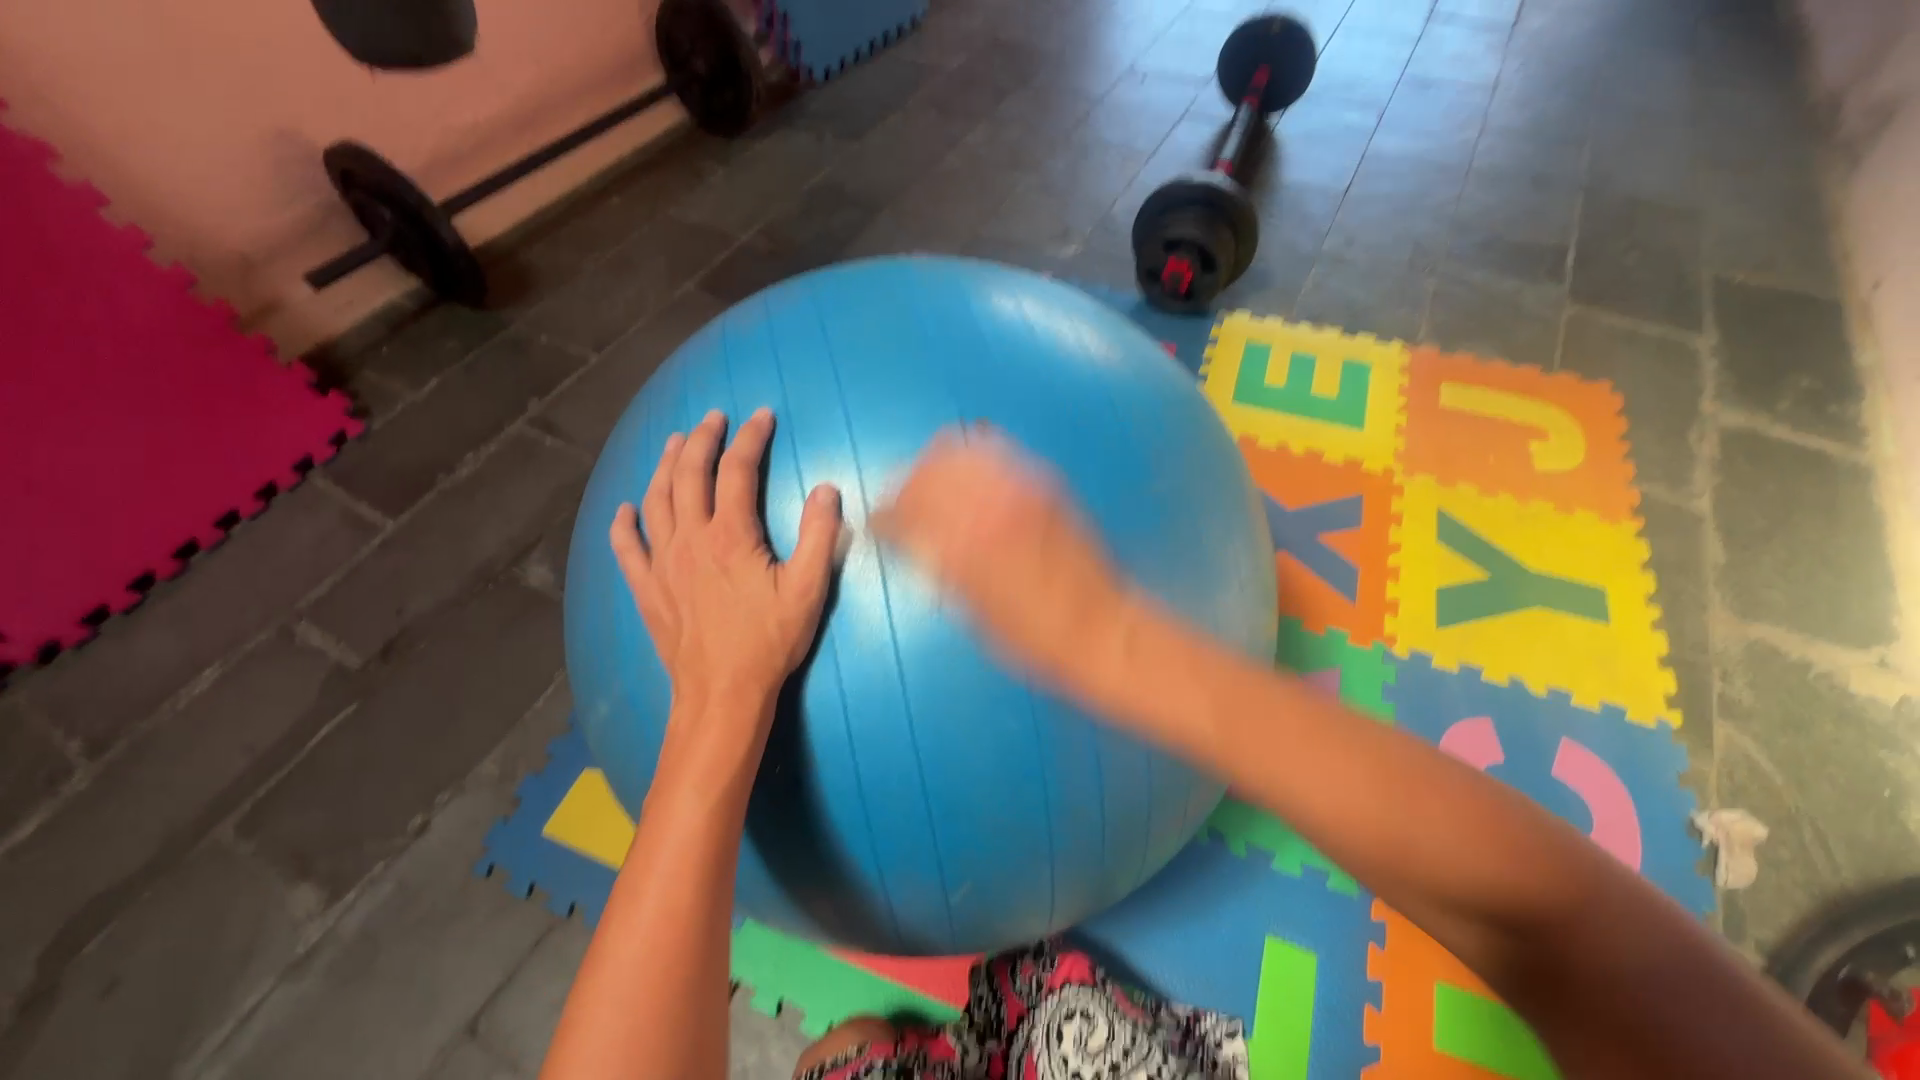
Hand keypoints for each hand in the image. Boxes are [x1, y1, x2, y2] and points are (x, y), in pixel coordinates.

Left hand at [609, 408, 841, 723]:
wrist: (722, 692)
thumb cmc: (769, 642)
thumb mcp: (808, 590)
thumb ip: (820, 536)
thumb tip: (827, 489)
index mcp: (731, 536)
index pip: (738, 471)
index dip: (750, 438)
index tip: (762, 416)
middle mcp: (690, 539)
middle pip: (689, 474)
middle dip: (702, 439)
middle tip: (713, 418)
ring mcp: (662, 563)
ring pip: (656, 500)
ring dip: (664, 466)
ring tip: (674, 443)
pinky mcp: (646, 588)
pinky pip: (626, 547)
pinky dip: (623, 523)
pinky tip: (625, 508)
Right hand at [871, 428, 1129, 687]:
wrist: (1101, 630)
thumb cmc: (1032, 638)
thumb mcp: (971, 610)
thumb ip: (938, 565)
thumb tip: (908, 540)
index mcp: (965, 540)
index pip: (904, 507)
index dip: (883, 515)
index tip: (876, 524)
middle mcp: (990, 502)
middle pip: (927, 469)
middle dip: (907, 485)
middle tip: (901, 506)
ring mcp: (1021, 486)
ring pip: (959, 448)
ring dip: (938, 467)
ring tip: (933, 489)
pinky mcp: (1044, 482)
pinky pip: (996, 451)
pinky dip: (972, 459)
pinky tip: (970, 481)